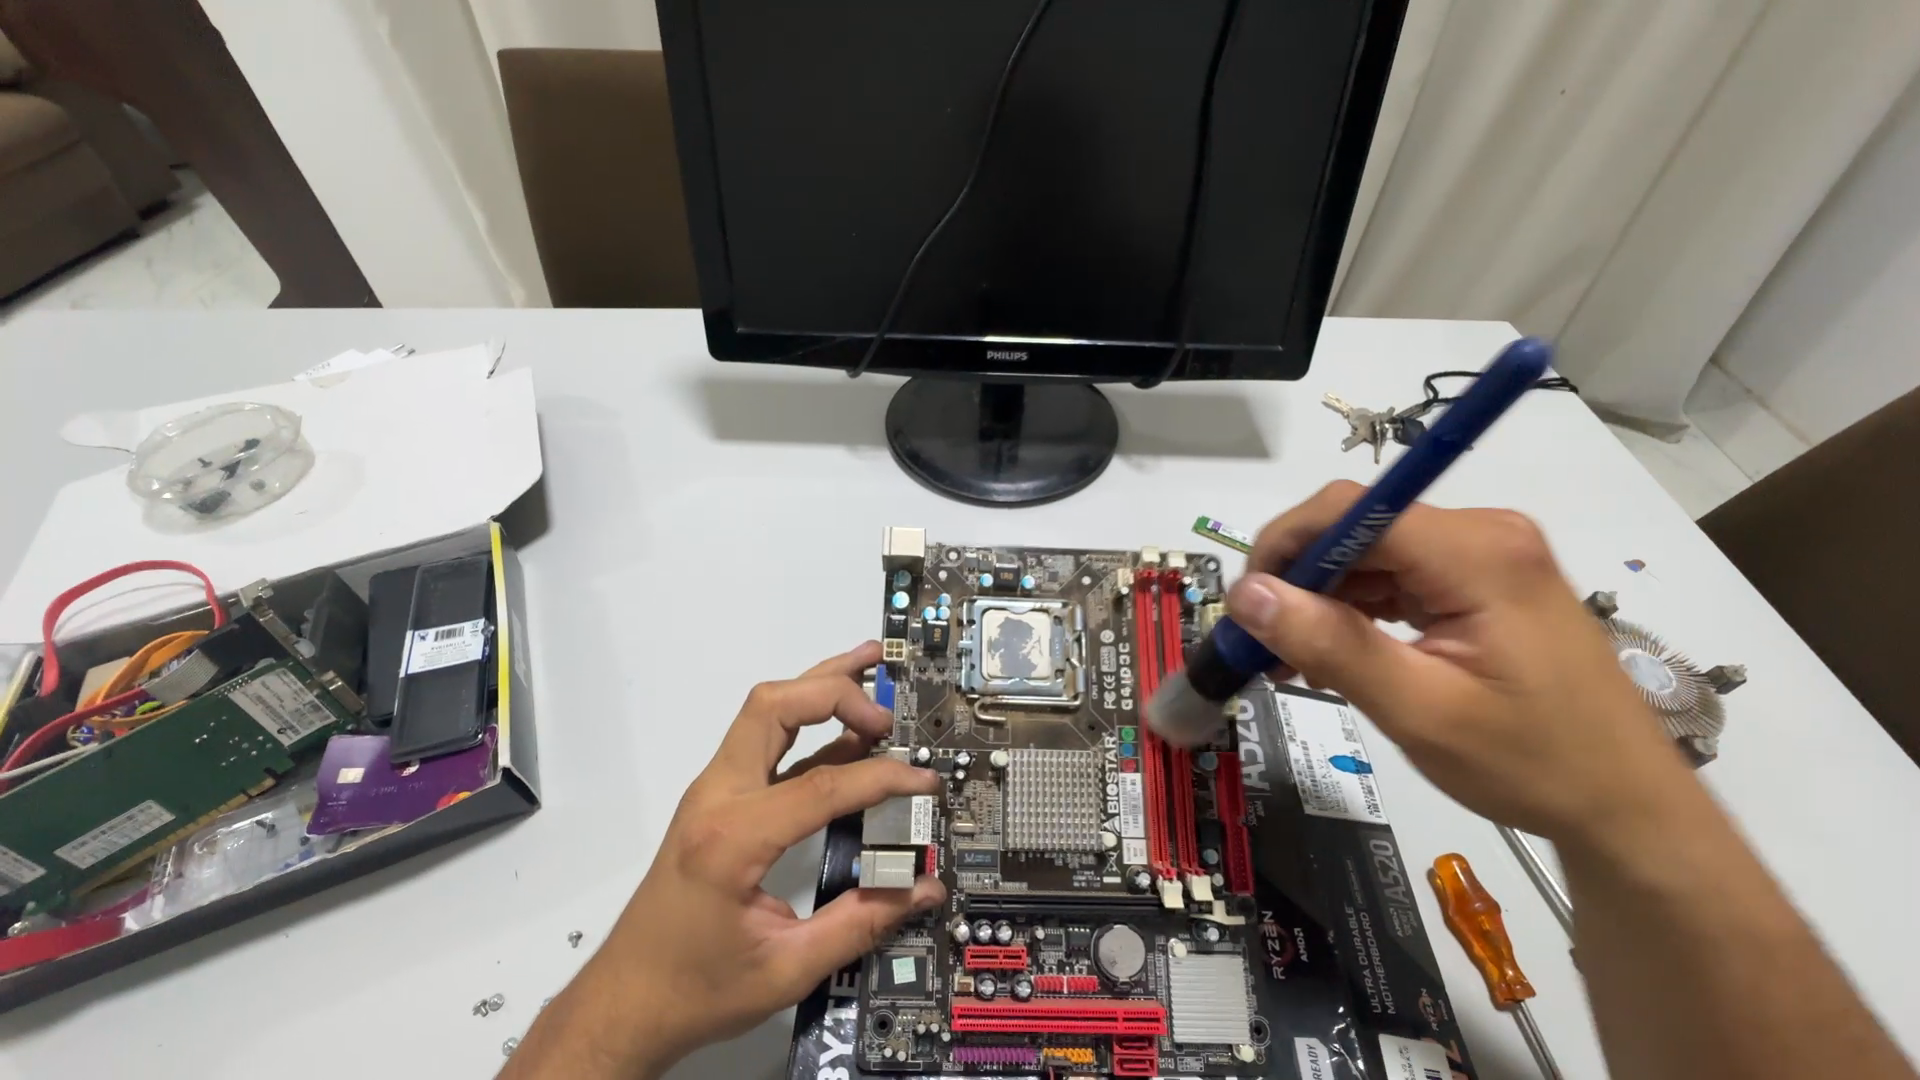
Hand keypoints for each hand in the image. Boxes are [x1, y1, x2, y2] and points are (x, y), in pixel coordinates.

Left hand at [502, 643, 944, 1079]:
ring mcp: (713, 792)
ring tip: (869, 664)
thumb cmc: (698, 989)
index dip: (881, 778)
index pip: (820, 785)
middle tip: (888, 714)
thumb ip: (861, 922)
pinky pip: (765, 741)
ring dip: (817, 686)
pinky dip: (808, 722)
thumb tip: (924, 889)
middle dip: (835, 693)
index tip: (924, 780)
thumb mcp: (787, 969)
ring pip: (764, 710)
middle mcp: (717, 797)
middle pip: (774, 708)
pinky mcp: (718, 799)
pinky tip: (848, 731)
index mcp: (732, 839)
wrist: (625, 1001)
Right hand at [1226, 481, 1695, 842]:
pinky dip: (1353, 611)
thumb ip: (1330, 644)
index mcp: (1476, 552)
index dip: (1284, 545)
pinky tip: (1333, 654)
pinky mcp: (1480, 582)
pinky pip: (1394, 577)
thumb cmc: (1530, 762)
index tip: (1247, 606)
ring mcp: (1484, 556)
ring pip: (1368, 554)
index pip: (1349, 511)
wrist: (1625, 807)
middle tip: (1261, 646)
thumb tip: (1246, 594)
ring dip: (1321, 600)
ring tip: (1291, 661)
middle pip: (1356, 529)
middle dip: (1298, 581)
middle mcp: (1481, 534)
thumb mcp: (1418, 709)